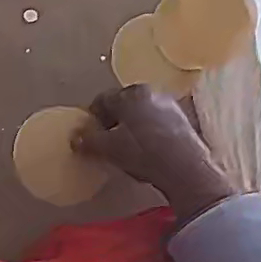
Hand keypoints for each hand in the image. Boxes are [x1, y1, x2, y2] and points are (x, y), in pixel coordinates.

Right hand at [74, 86, 237, 222]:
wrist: (186, 169)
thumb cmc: (142, 152)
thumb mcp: (108, 149)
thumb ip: (88, 140)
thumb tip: (75, 137)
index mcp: (131, 93)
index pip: (103, 100)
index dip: (92, 117)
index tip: (88, 135)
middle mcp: (152, 93)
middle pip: (124, 105)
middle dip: (112, 121)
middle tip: (105, 142)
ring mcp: (171, 106)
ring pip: (142, 114)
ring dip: (131, 128)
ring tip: (126, 149)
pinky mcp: (184, 122)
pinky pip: (157, 124)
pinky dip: (148, 134)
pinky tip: (147, 152)